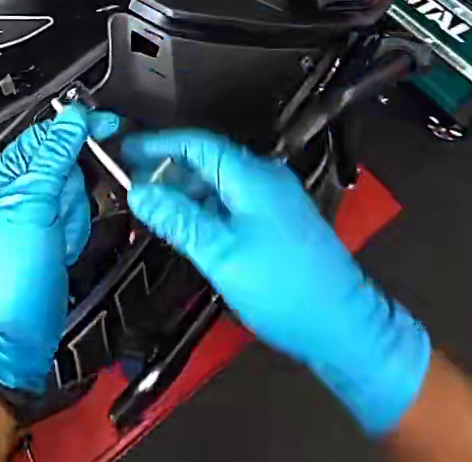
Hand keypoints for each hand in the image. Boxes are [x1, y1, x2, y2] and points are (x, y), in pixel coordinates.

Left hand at [0, 104, 118, 391]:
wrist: (11, 339)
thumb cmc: (6, 276)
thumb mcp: (32, 203)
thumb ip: (55, 155)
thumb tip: (72, 119)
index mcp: (4, 175)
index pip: (46, 133)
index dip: (75, 128)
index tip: (105, 126)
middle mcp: (18, 193)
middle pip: (66, 163)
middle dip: (71, 188)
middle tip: (59, 211)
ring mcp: (36, 218)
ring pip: (76, 193)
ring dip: (74, 214)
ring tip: (58, 237)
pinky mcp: (52, 240)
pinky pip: (78, 220)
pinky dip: (76, 232)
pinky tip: (63, 249)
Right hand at [121, 130, 430, 435]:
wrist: (345, 329)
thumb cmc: (283, 289)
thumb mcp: (221, 253)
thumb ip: (177, 219)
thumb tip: (137, 192)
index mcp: (251, 175)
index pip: (196, 143)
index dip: (157, 144)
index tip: (125, 151)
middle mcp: (263, 177)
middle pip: (205, 160)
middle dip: (166, 168)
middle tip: (131, 182)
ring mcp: (272, 198)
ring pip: (217, 182)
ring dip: (183, 190)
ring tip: (152, 207)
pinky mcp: (276, 220)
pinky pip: (230, 201)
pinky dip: (203, 207)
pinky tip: (185, 225)